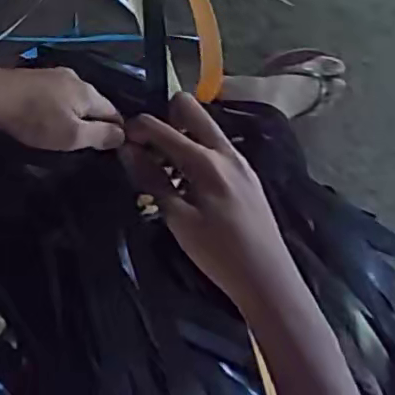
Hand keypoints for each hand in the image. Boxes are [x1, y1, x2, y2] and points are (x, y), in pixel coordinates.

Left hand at [0, 67, 123, 150]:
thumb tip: (122, 134)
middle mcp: (74, 78)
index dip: (116, 132)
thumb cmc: (35, 118)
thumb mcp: (73, 135)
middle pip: (94, 103)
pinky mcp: (34, 76)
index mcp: (88, 91)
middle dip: (94, 122)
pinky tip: (47, 115)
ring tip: (65, 131)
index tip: (109, 150)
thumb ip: (101, 135)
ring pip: (73, 98)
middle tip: (86, 143)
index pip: (115, 113)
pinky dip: (56, 106)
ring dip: (73, 113)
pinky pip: (55, 94)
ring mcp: (52, 74)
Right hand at [122, 93, 295, 306]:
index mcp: (205, 161)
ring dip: (177, 135)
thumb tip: (126, 149)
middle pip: (187, 107)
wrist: (273, 288)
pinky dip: (192, 150)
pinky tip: (184, 180)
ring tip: (162, 166)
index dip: (133, 129)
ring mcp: (239, 162)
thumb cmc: (220, 254)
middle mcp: (225, 152)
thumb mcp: (177, 218)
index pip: (157, 125)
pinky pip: (212, 145)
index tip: (121, 144)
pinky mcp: (246, 175)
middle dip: (161, 118)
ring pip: (201, 125)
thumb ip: (150, 177)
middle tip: (147, 146)